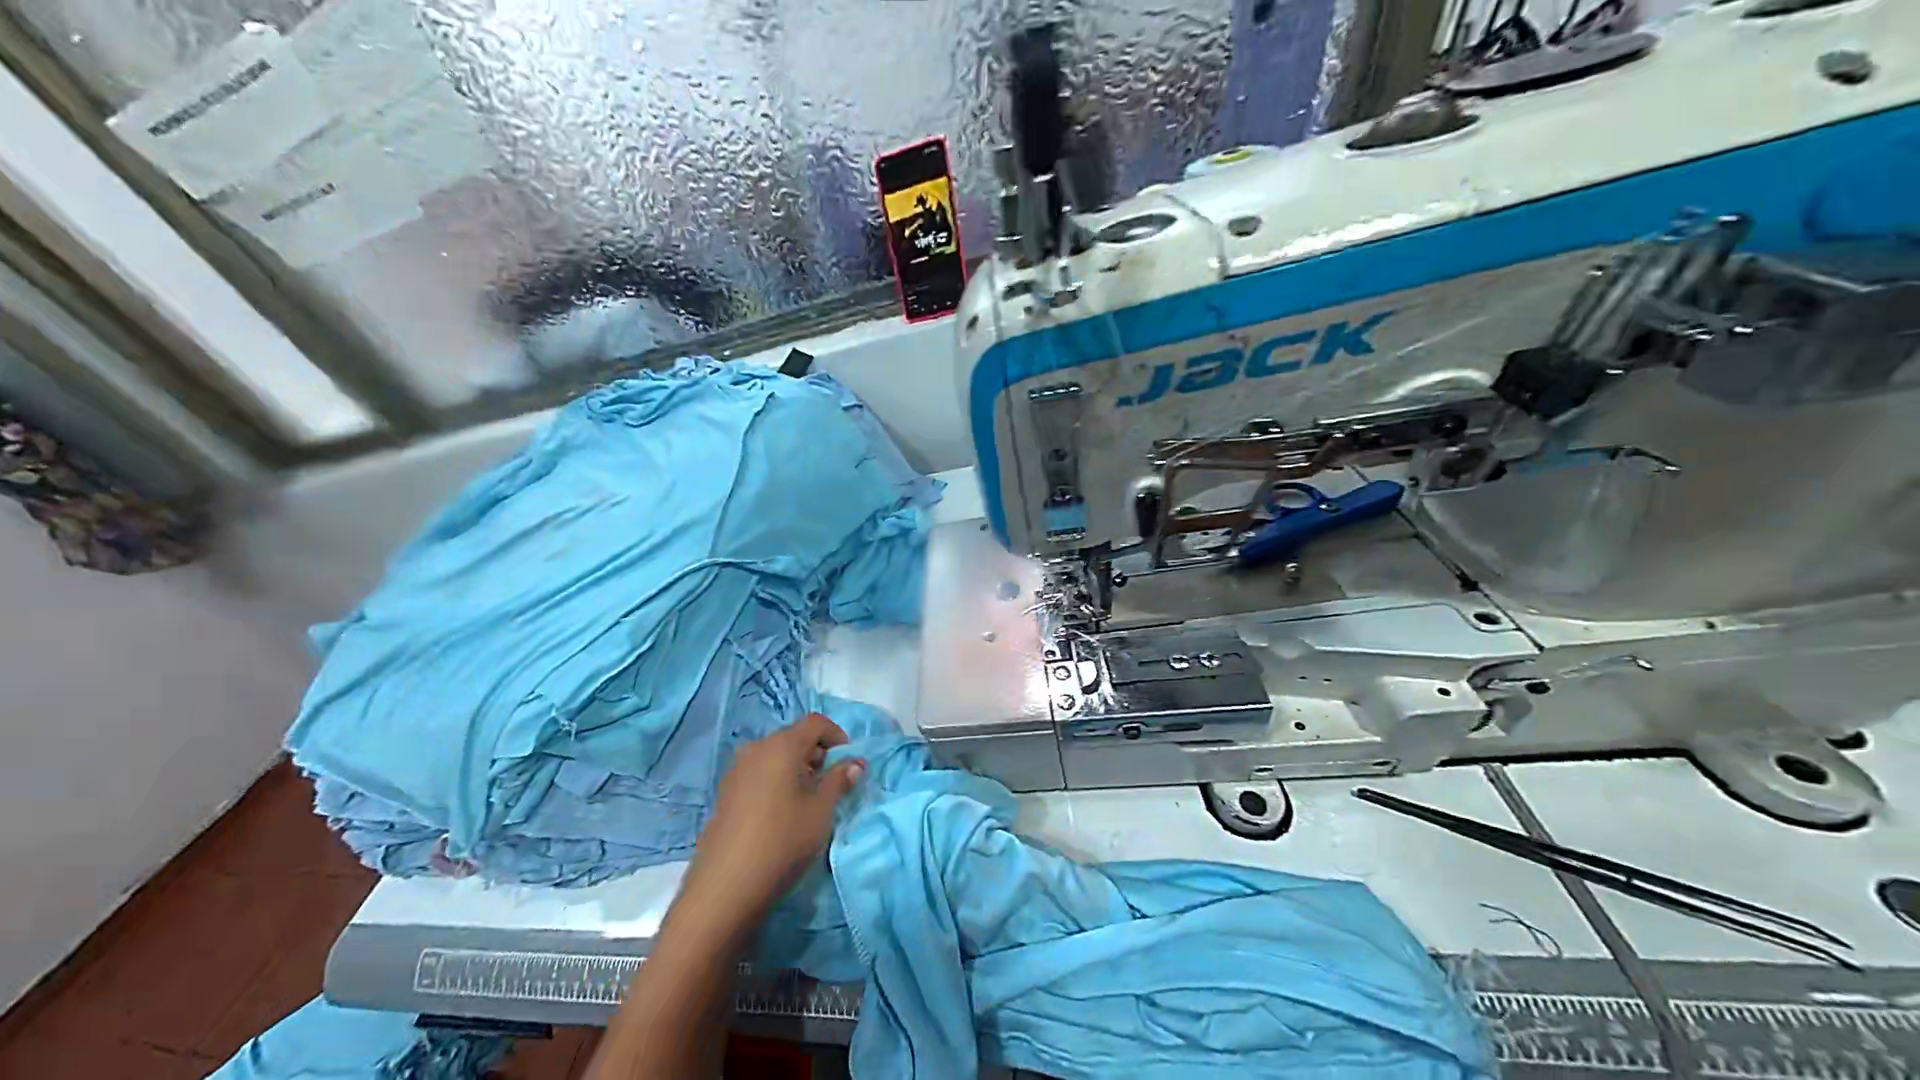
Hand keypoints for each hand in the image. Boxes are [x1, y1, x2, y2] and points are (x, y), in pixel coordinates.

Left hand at [677, 713, 865, 933]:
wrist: (726, 886)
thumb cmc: (783, 840)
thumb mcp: (821, 810)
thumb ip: (840, 780)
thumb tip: (855, 763)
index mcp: (781, 745)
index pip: (815, 723)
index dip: (837, 736)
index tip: (849, 761)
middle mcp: (756, 749)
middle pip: (793, 737)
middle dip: (816, 753)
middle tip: (831, 783)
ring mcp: (736, 771)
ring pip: (774, 756)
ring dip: (796, 768)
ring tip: (808, 800)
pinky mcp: (725, 794)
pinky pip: (758, 773)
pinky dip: (776, 781)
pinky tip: (782, 812)